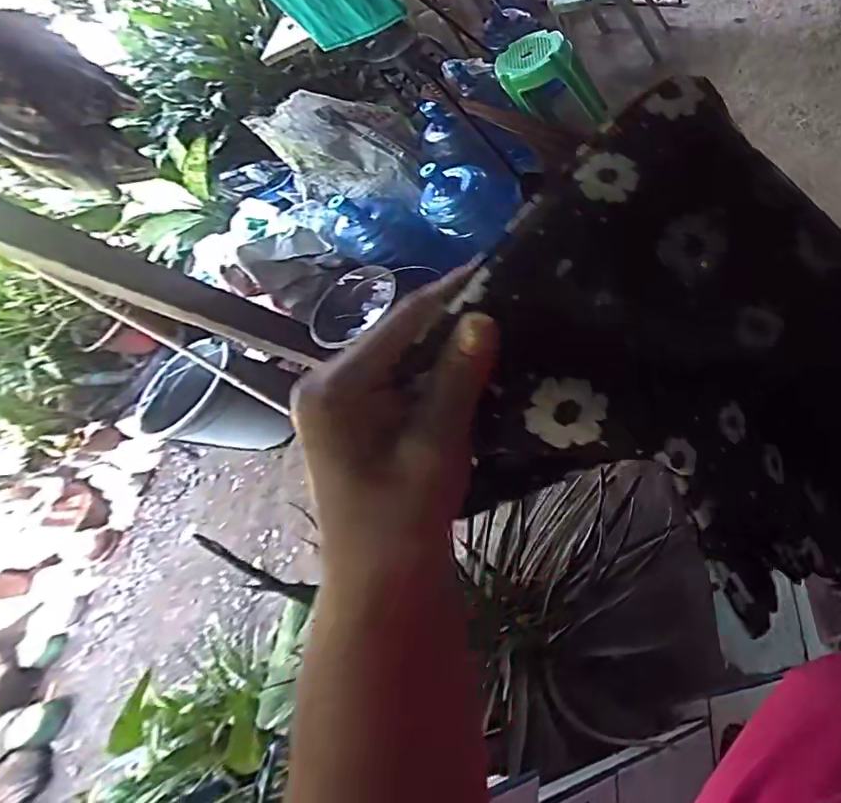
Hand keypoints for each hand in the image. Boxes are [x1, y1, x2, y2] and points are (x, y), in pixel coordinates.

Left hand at [291, 265, 496, 579]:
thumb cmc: (403, 514)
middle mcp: (331, 381)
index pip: (403, 320)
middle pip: (403, 330)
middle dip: (455, 311)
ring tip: (504, 315)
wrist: (381, 576)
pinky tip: (480, 356)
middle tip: (509, 291)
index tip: (497, 265)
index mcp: (336, 386)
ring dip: (452, 336)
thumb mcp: (437, 442)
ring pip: (408, 349)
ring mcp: (345, 397)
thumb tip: (484, 316)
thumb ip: (458, 376)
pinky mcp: (363, 412)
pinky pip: (408, 371)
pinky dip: (444, 362)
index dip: (453, 290)